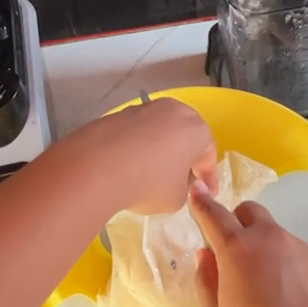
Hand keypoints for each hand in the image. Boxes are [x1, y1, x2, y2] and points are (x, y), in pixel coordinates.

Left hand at [70, 95, 217, 214]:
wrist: (99, 165)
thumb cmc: (149, 182)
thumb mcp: (176, 198)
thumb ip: (184, 188)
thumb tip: (175, 181)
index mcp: (197, 129)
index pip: (208, 156)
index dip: (208, 178)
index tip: (208, 193)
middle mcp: (175, 111)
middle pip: (186, 136)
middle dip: (186, 156)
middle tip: (184, 178)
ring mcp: (147, 108)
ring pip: (161, 131)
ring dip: (161, 149)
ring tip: (154, 171)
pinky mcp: (121, 113)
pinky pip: (139, 132)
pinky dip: (139, 146)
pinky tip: (131, 165)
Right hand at [190, 187, 307, 306]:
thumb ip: (206, 282)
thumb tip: (207, 255)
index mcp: (237, 248)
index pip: (214, 214)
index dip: (202, 202)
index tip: (195, 189)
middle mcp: (268, 238)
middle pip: (247, 212)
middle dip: (234, 223)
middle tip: (228, 257)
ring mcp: (297, 248)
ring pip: (270, 231)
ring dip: (257, 242)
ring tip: (256, 287)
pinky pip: (288, 250)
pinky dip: (277, 259)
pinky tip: (279, 297)